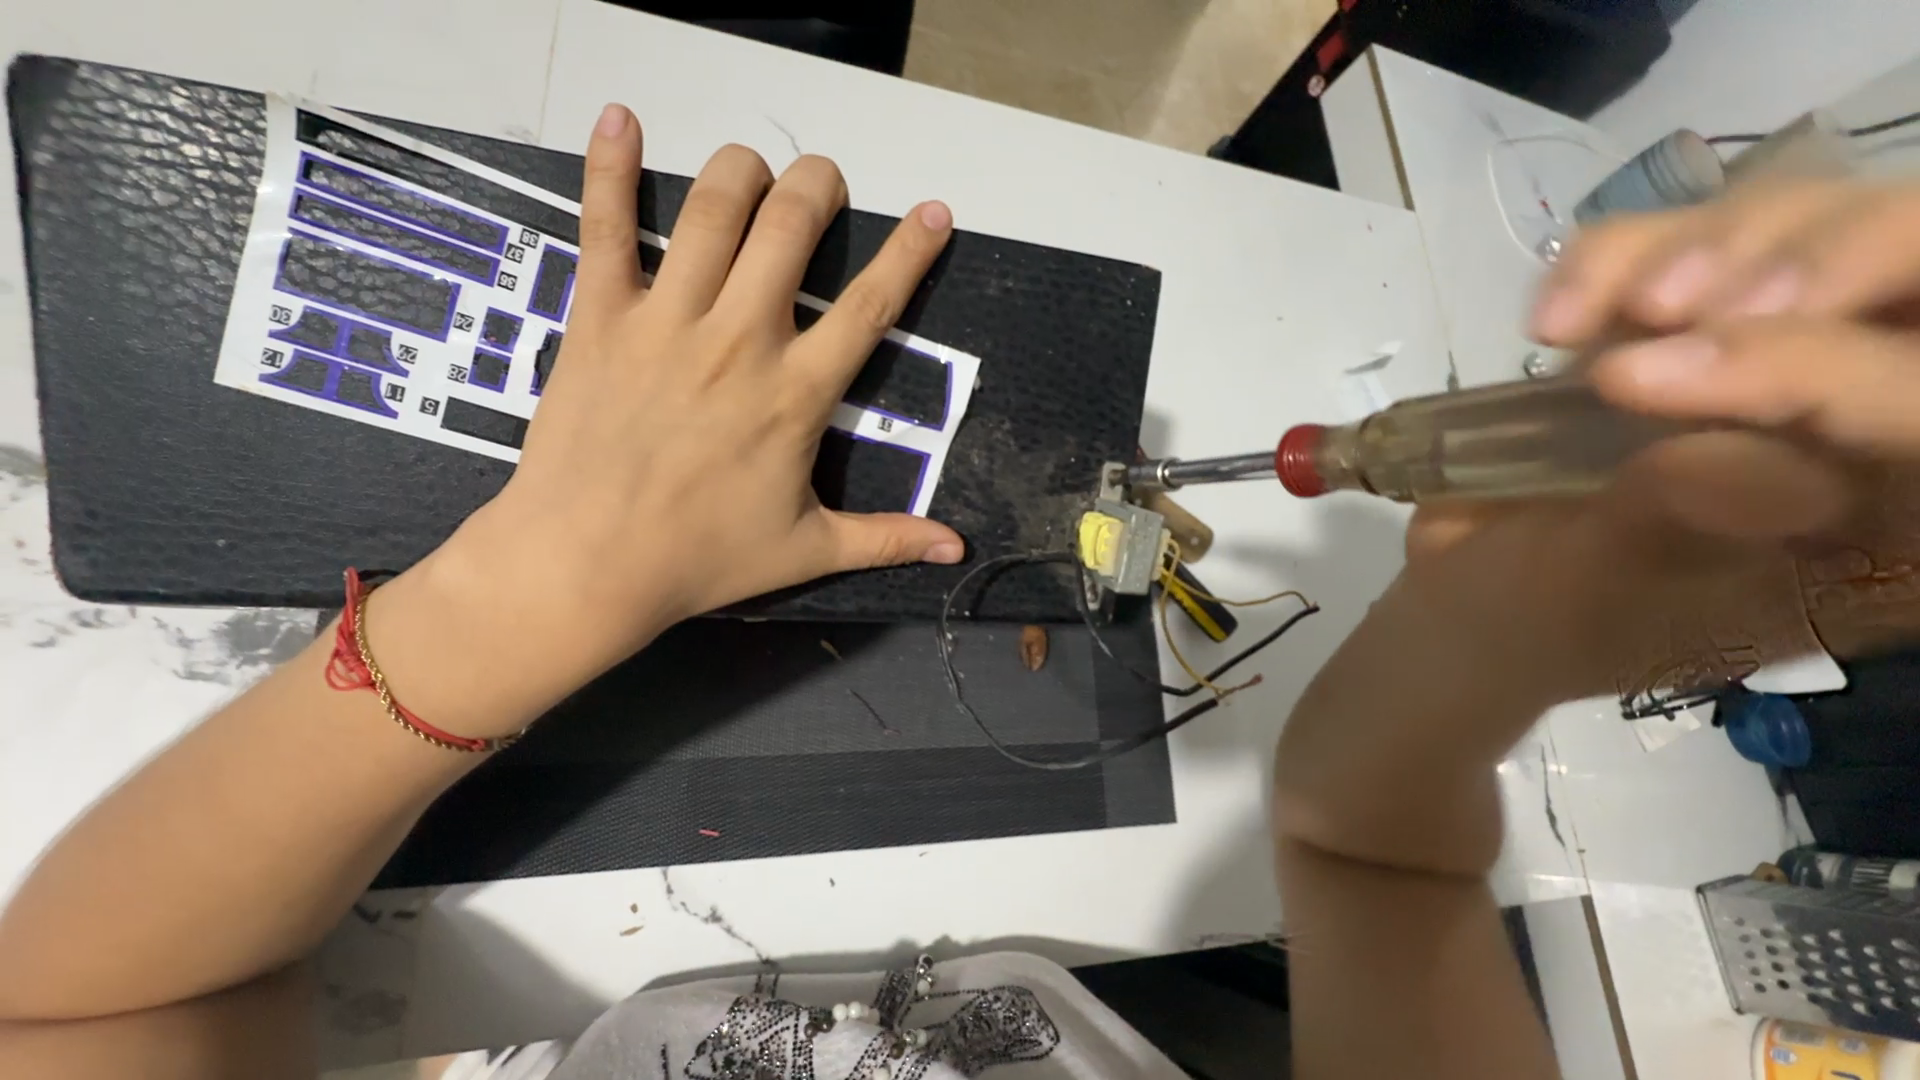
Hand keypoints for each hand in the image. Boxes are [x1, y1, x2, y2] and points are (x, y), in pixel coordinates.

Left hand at [383, 105, 963, 724]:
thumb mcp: (807, 551)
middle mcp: (741, 340)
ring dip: (743, 173)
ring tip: (754, 171)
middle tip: (821, 184)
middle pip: (791, 228)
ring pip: (714, 210)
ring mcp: (668, 321)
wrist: (587, 564)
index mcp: (797, 394)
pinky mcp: (602, 316)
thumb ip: (887, 539)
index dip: (909, 253)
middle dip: (818, 187)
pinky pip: (606, 226)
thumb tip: (957, 549)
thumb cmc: (703, 559)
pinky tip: (620, 119)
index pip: (871, 306)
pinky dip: (611, 168)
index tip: (933, 212)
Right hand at [1387, 181, 1919, 705]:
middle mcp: (1861, 421)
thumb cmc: (1535, 618)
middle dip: (1812, 255)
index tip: (1633, 378)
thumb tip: (1710, 457)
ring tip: (1581, 325)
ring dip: (1697, 247)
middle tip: (1665, 306)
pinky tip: (1548, 325)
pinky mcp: (1674, 323)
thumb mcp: (1602, 600)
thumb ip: (1667, 534)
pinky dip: (1604, 260)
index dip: (1816, 367)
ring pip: (1806, 224)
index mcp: (1893, 520)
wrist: (1474, 590)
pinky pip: (1675, 237)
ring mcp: (1766, 354)